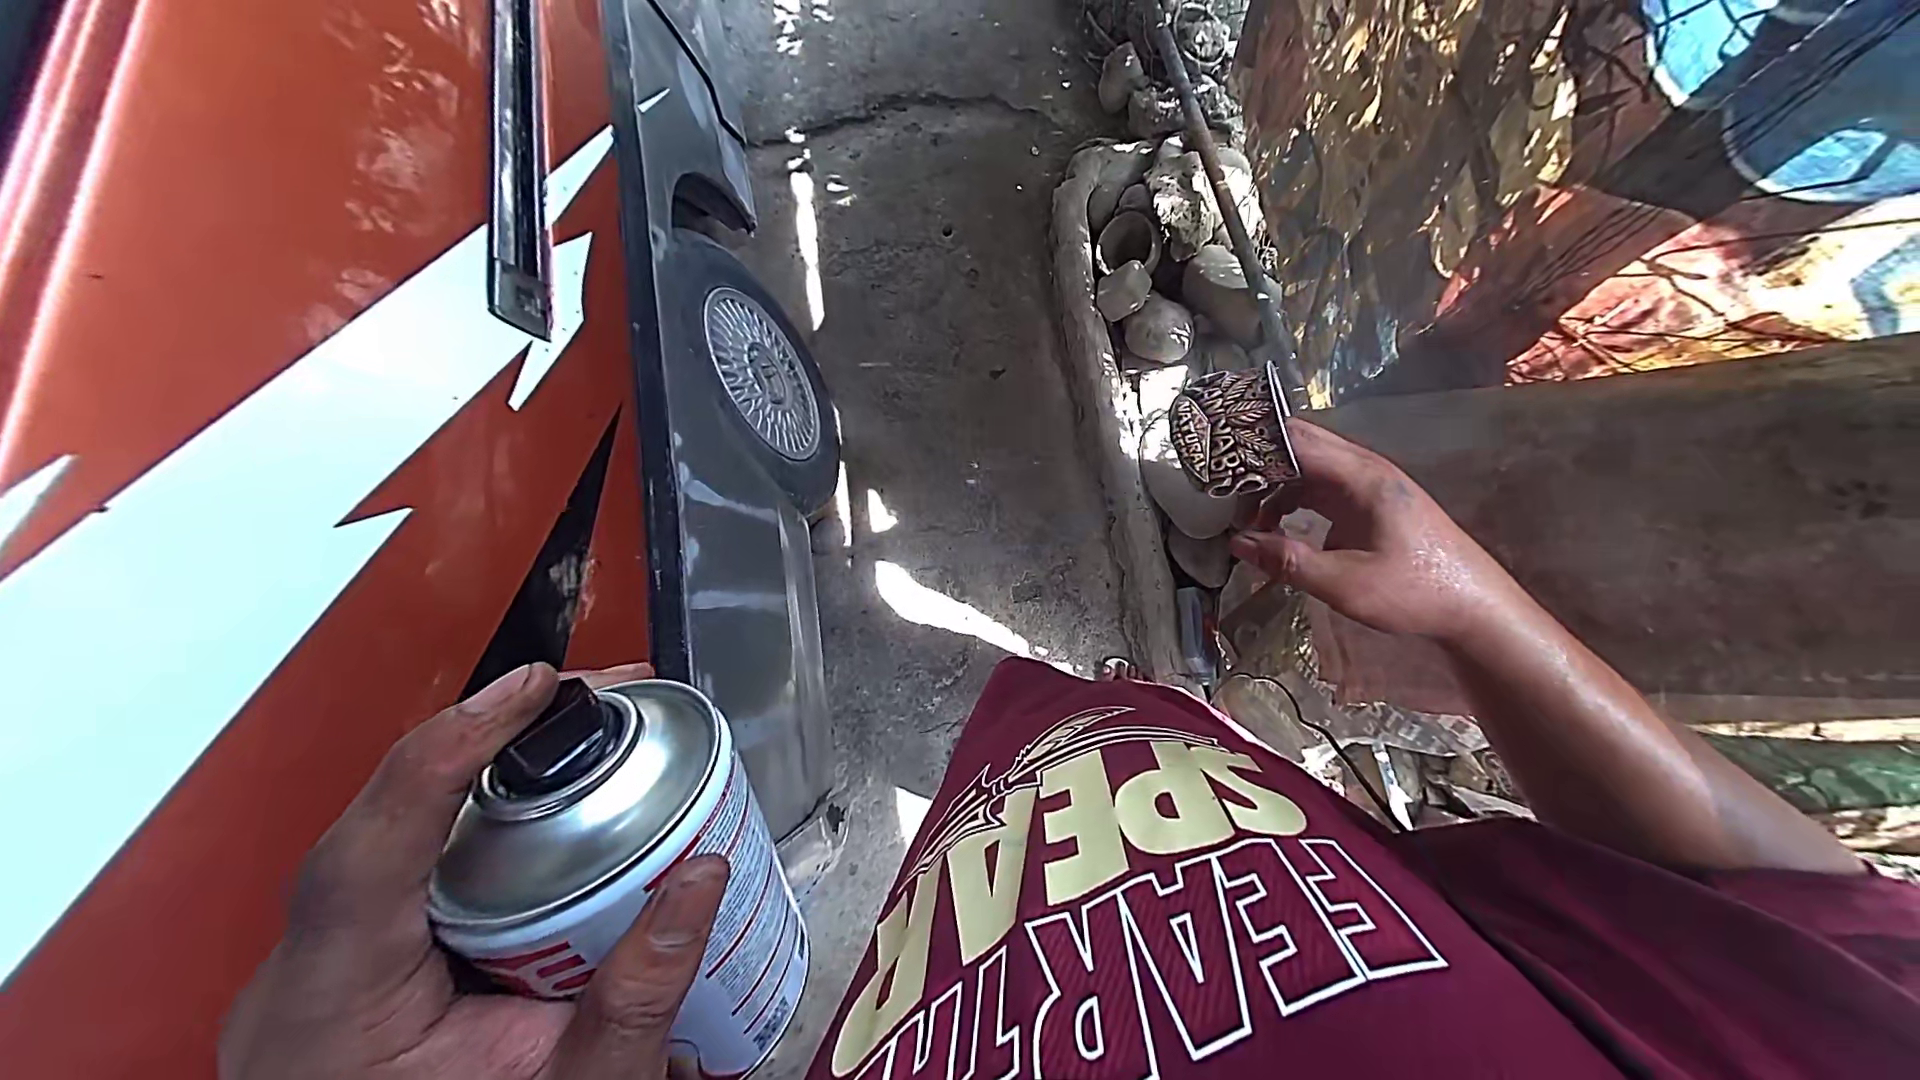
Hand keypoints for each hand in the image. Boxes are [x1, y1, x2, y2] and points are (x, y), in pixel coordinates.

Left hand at [219, 661, 731, 1079]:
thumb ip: (639, 997)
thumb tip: (704, 873)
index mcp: (332, 1014)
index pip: (366, 850)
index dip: (449, 747)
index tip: (531, 688)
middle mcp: (320, 969)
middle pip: (403, 809)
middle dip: (506, 733)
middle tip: (603, 696)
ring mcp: (348, 949)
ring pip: (421, 818)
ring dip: (509, 758)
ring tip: (597, 724)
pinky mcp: (387, 937)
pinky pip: (438, 843)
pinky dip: (507, 798)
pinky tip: (568, 788)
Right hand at [1229, 419, 1529, 644]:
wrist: (1476, 610)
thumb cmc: (1415, 592)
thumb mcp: (1343, 583)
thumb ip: (1285, 560)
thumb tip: (1235, 542)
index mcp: (1363, 478)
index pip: (1297, 441)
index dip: (1254, 446)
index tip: (1218, 462)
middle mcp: (1365, 471)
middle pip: (1299, 446)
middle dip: (1257, 463)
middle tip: (1221, 486)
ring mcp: (1367, 487)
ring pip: (1305, 468)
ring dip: (1271, 486)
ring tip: (1244, 516)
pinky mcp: (1367, 505)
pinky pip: (1317, 489)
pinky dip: (1288, 501)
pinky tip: (1275, 528)